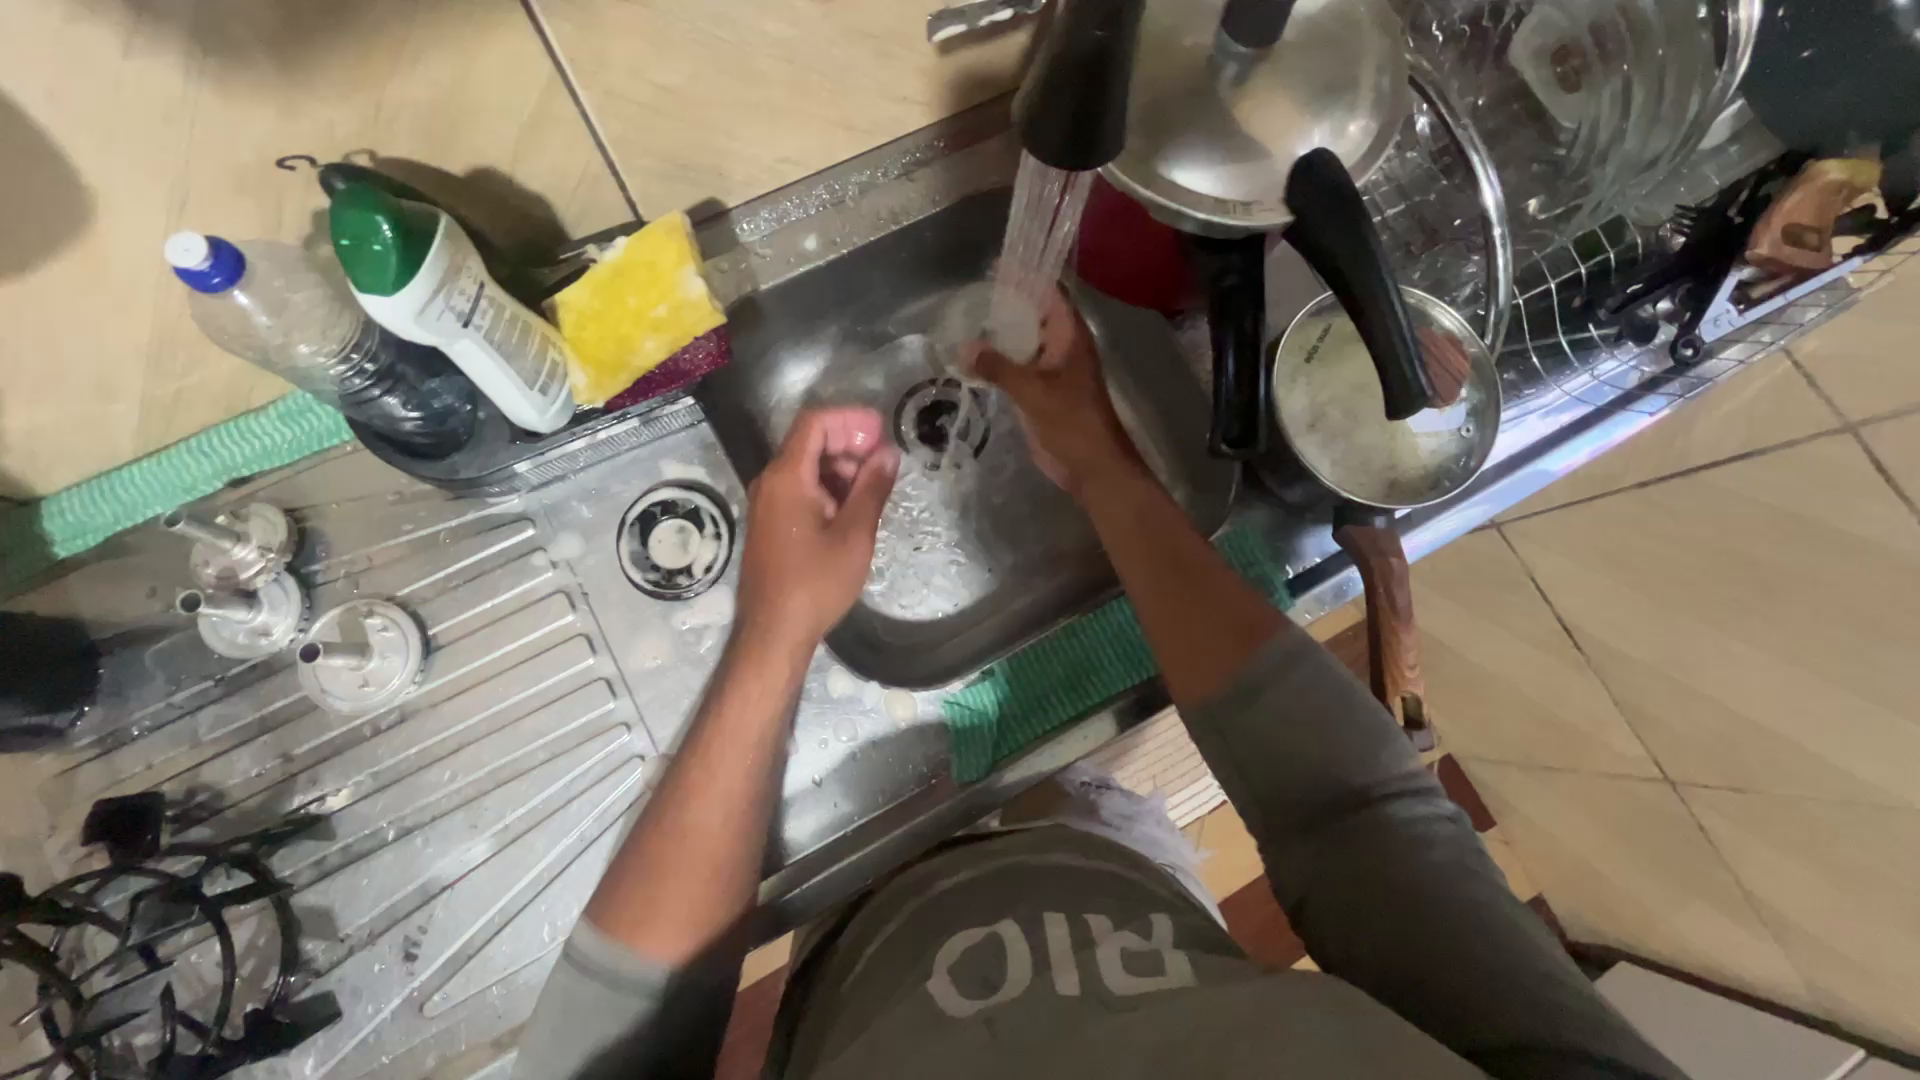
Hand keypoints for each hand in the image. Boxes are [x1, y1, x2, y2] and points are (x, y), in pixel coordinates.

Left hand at [737, 406, 899, 644]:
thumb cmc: (815, 584)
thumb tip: (889, 453)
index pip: (815, 423)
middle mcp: (769, 483)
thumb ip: (872, 488)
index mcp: (786, 477)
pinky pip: (800, 491)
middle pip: (810, 443)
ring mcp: (766, 504)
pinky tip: (853, 513)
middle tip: (885, 466)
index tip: (882, 431)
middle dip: (849, 446)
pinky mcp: (770, 524)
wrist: (773, 632)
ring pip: (806, 469)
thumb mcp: (855, 534)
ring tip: (874, 493)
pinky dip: (828, 491)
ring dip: (841, 470)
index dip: (851, 419)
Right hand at [969, 289, 1142, 494]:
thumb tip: (963, 347)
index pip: (1050, 292)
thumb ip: (998, 367)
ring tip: (968, 319)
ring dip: (1001, 333)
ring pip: (1025, 341)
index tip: (997, 265)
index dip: (1027, 276)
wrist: (1090, 465)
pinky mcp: (1041, 392)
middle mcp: (1062, 347)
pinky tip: (974, 357)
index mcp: (1071, 336)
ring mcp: (1052, 370)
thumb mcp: (1033, 391)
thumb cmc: (1071, 422)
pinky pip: (1018, 366)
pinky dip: (999, 360)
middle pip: (1035, 314)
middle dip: (1008, 302)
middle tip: (973, 292)